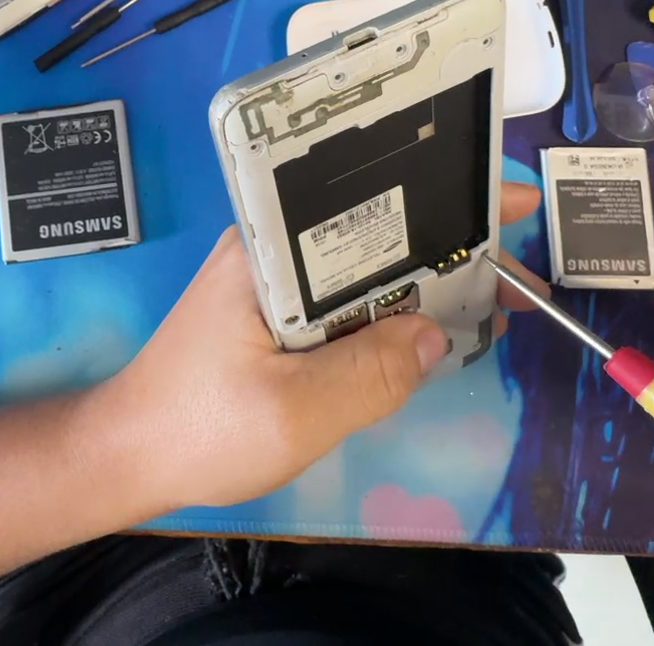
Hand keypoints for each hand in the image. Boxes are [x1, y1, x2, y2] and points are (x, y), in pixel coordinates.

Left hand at [91, 182, 545, 513]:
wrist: (130, 453)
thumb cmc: (200, 427)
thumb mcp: (294, 411)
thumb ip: (370, 373)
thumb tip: (438, 334)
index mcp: (269, 248)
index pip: (366, 204)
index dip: (443, 201)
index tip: (507, 200)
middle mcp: (271, 249)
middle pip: (373, 232)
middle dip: (450, 245)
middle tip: (524, 270)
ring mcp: (271, 280)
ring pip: (363, 268)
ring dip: (427, 281)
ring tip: (500, 298)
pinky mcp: (273, 312)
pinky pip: (344, 300)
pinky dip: (392, 310)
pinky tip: (434, 326)